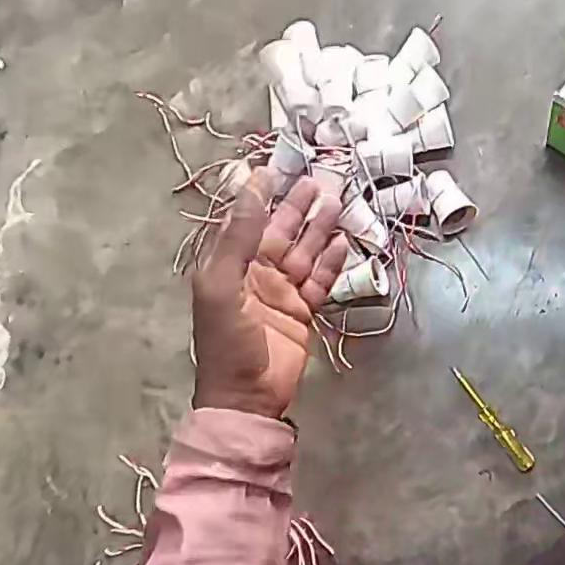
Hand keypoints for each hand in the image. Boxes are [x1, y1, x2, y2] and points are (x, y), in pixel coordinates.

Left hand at [192, 170, 349, 417]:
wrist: (247, 396)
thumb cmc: (228, 341)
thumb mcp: (222, 286)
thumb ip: (237, 240)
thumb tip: (250, 193)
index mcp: (229, 264)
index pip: (246, 220)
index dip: (260, 194)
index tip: (276, 168)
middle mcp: (256, 273)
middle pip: (281, 232)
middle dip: (298, 207)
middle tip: (319, 181)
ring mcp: (281, 292)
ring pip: (304, 253)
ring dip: (319, 230)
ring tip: (336, 204)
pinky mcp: (303, 311)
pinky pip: (319, 281)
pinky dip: (330, 263)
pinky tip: (342, 244)